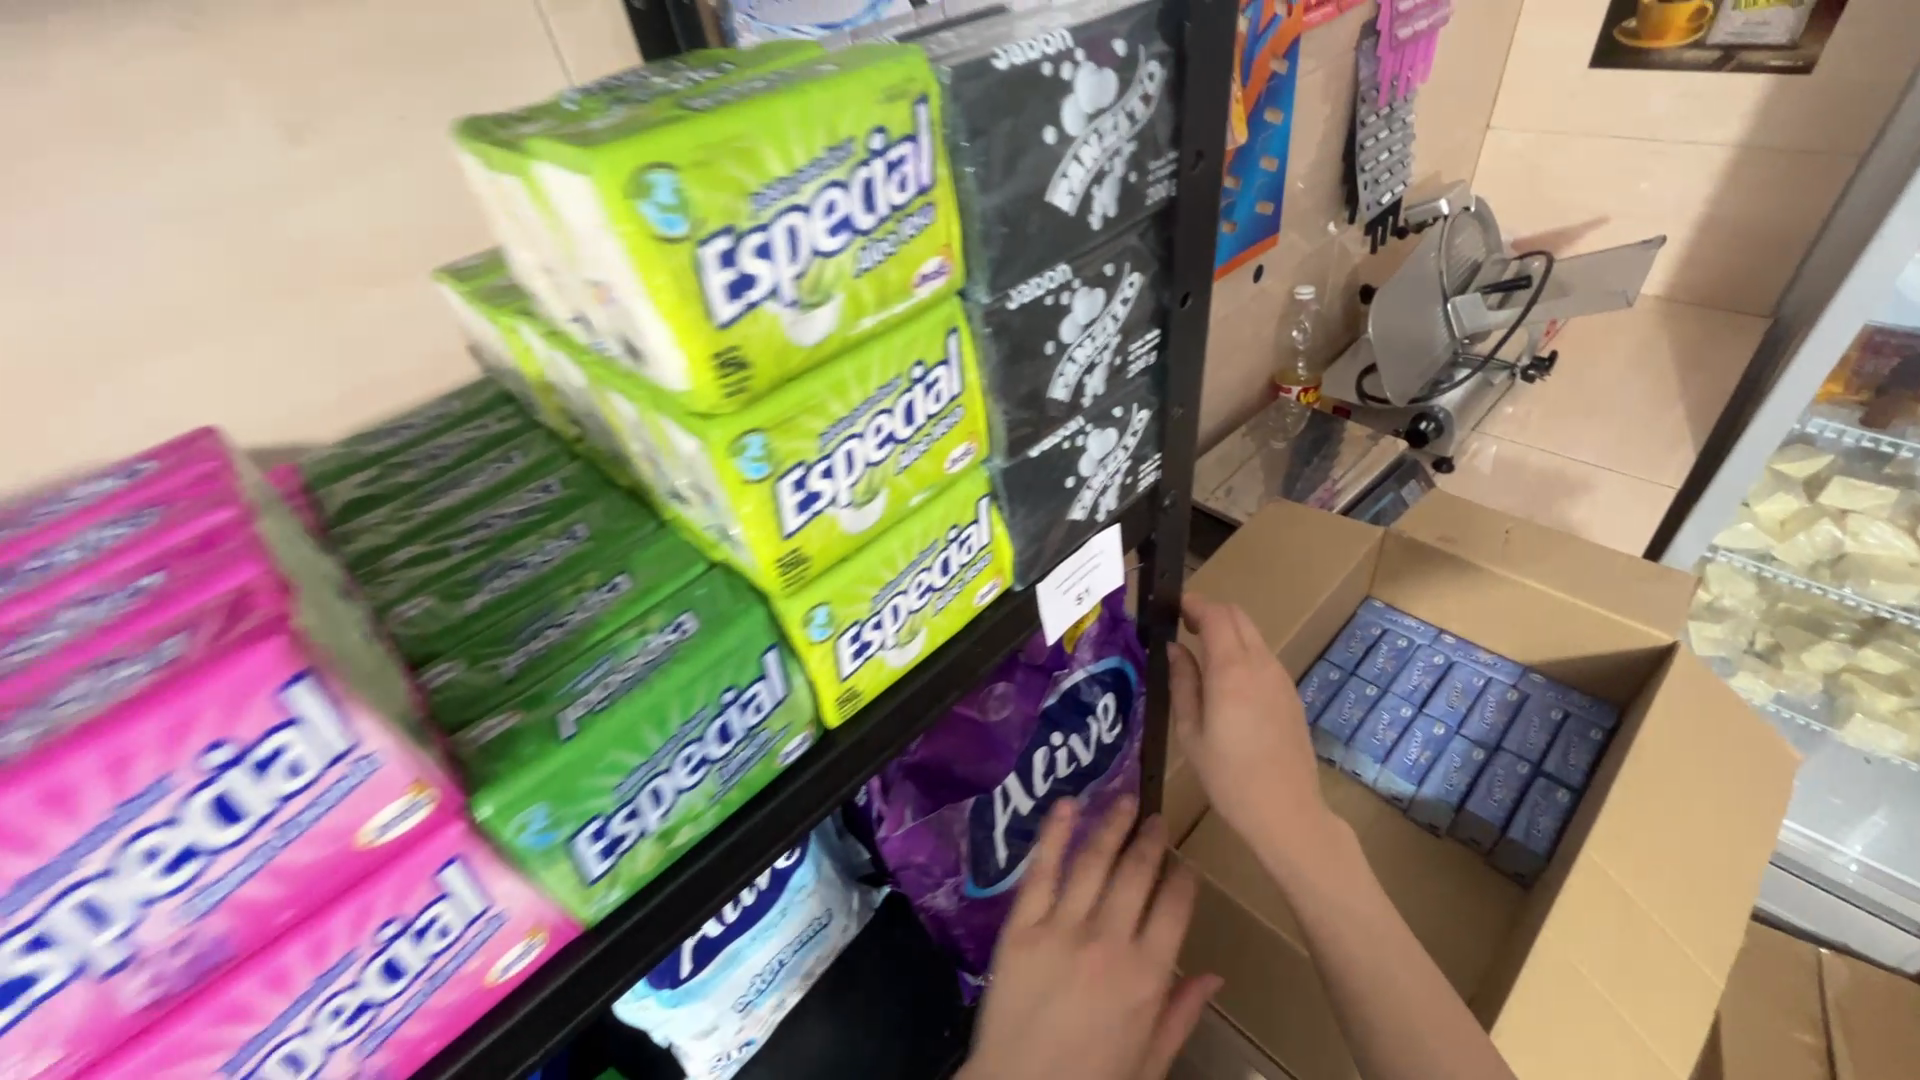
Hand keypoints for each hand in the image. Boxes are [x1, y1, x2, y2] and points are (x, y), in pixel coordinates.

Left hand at [958, 797, 1220, 1079]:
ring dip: (1113, 825)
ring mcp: (1063, 928)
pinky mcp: (1021, 925)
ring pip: (1094, 861)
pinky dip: (1055, 833)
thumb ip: (1181, 1013)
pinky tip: (1068, 805)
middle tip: (1156, 818)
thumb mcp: (1150, 1060)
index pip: (1175, 906)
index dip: (1183, 877)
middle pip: (1137, 873)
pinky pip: (1041, 870)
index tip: (1184, 860)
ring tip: (1125, 800)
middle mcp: (1110, 941)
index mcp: (1148, 975)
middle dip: (1151, 840)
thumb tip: (1215, 975)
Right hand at [1169, 594, 1338, 863]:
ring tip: (1200, 652)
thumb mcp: (1190, 731)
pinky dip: (1241, 652)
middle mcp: (1260, 665)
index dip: (1193, 604)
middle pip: (1238, 617)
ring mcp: (1280, 679)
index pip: (1215, 615)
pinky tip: (1225, 680)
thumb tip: (1174, 649)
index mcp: (1231, 670)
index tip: (1172, 606)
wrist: (1286, 811)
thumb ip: (1182, 682)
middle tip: (1183, 624)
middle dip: (1210, 612)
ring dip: (1228, 632)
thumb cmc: (1227, 776)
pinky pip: (1263, 658)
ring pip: (1253, 636)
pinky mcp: (1290, 695)